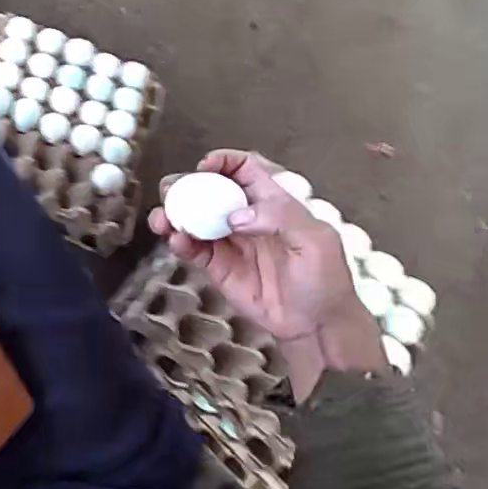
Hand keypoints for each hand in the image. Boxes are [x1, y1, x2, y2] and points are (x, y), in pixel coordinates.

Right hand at [147, 150, 385, 399]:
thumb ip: (280, 217)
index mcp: (272, 202)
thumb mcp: (315, 240)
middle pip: (209, 191)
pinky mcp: (216, 267)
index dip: (224, 162)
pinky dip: (179, 242)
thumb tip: (235, 217)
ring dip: (174, 214)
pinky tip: (176, 241)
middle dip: (186, 186)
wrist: (316, 326)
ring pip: (193, 219)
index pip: (245, 169)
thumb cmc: (325, 280)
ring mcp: (228, 243)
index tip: (205, 167)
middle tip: (172, 191)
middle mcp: (245, 218)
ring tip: (162, 218)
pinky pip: (192, 249)